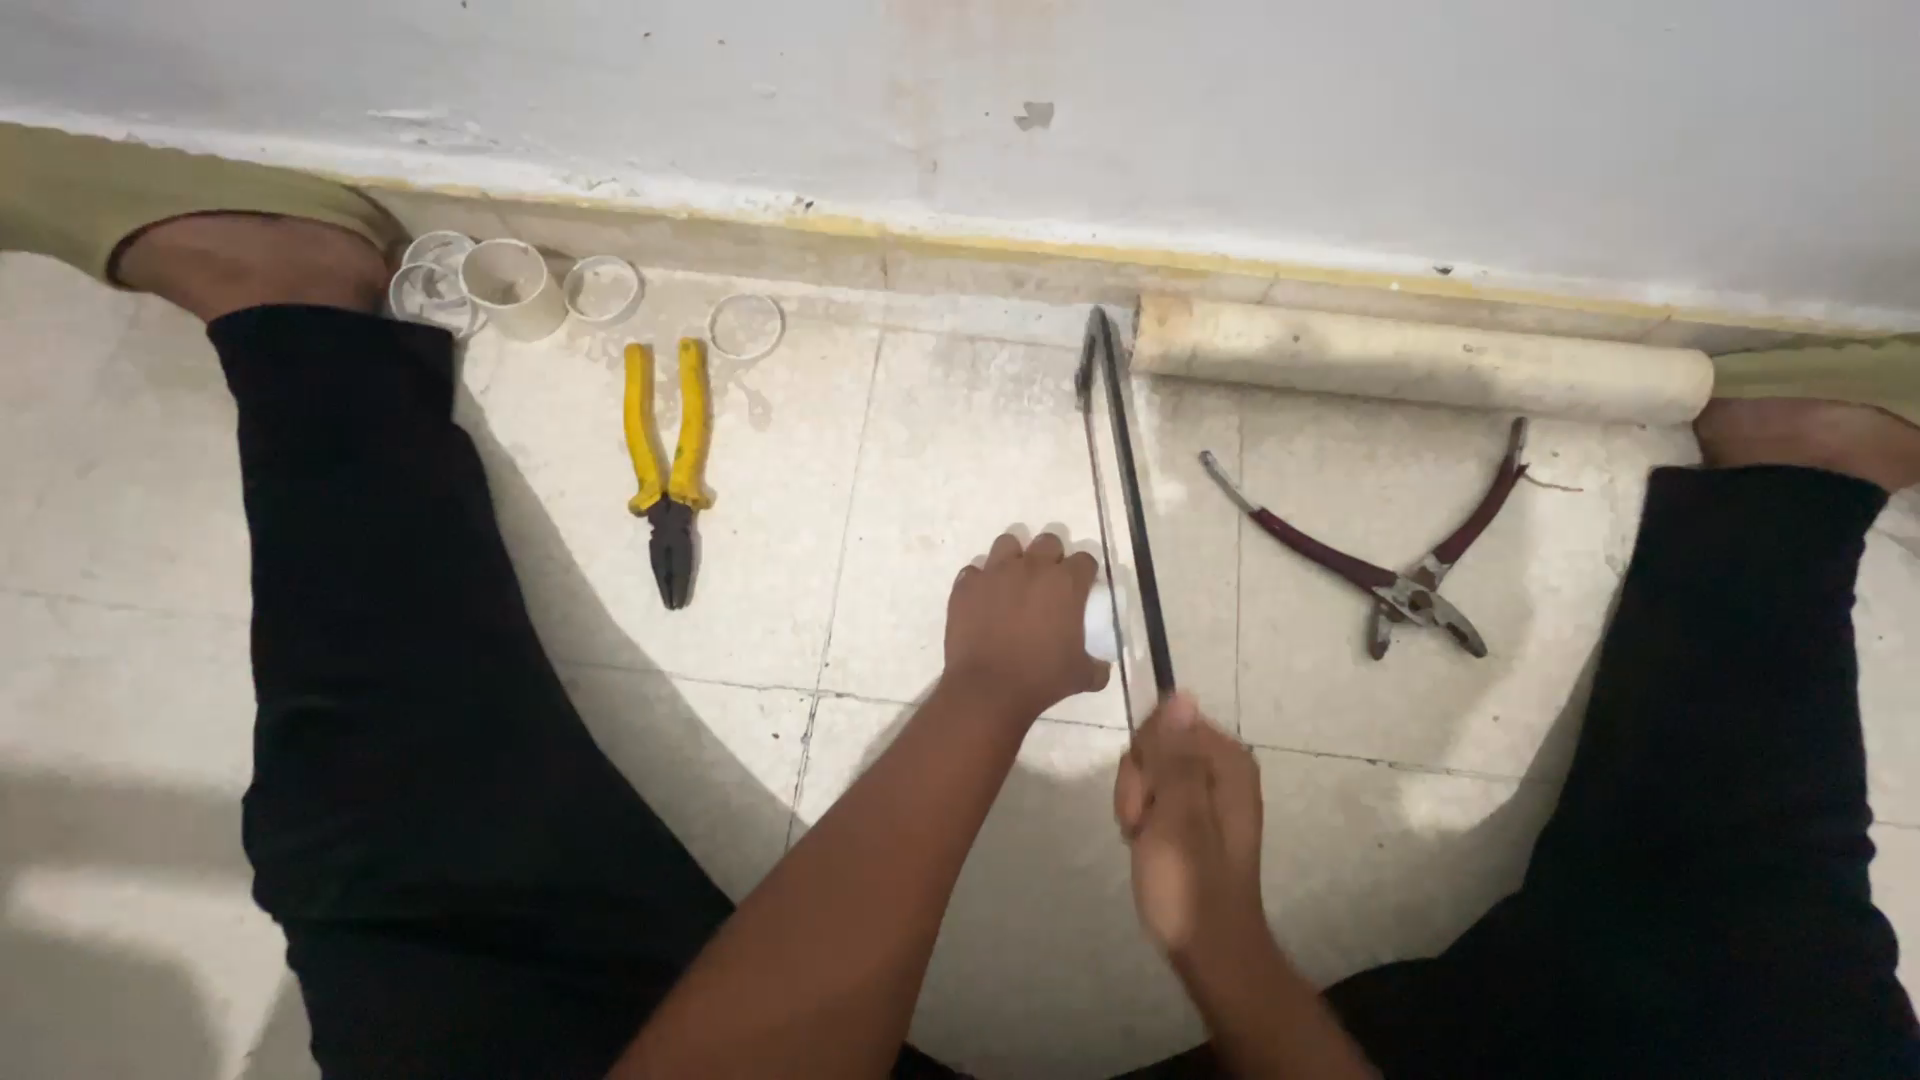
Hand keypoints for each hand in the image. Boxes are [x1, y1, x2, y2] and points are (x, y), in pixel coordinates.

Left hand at [943, 531, 1110, 720]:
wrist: (988, 688)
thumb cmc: (1041, 678)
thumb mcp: (1082, 676)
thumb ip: (1097, 666)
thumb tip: (1101, 667)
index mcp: (1066, 583)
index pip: (1085, 559)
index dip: (1085, 572)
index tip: (1082, 586)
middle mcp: (1031, 567)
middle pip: (1048, 542)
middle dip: (1052, 556)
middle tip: (1049, 582)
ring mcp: (995, 572)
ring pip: (1008, 544)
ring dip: (1014, 557)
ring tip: (1013, 580)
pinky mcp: (967, 585)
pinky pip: (975, 571)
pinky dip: (981, 581)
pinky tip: (984, 599)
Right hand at [1115, 694, 1267, 960]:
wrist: (1208, 948)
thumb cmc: (1189, 882)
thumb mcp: (1176, 813)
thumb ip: (1175, 754)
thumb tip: (1180, 694)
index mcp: (1227, 762)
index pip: (1167, 723)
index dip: (1145, 758)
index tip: (1147, 798)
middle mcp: (1222, 770)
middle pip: (1156, 747)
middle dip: (1138, 785)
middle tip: (1144, 826)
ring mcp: (1208, 795)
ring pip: (1149, 773)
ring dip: (1136, 805)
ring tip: (1145, 842)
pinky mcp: (1194, 817)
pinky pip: (1155, 797)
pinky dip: (1143, 819)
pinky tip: (1146, 846)